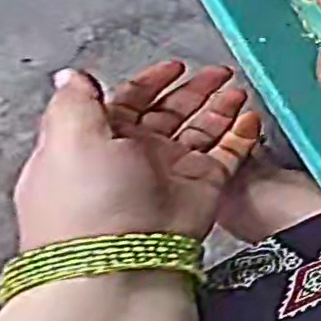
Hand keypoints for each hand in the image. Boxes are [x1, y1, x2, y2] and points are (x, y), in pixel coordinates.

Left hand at [12, 62, 262, 249]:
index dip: (151, 82)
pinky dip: (243, 133)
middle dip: (196, 89)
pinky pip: (231, 150)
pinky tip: (251, 118)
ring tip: (239, 91)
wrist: (125, 253)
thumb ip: (76, 103)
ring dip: (222, 106)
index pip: (127, 102)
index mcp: (98, 141)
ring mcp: (173, 168)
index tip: (175, 67)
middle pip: (171, 111)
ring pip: (204, 127)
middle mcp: (136, 154)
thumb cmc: (89, 200)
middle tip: (220, 73)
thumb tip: (70, 76)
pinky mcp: (206, 182)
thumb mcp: (70, 141)